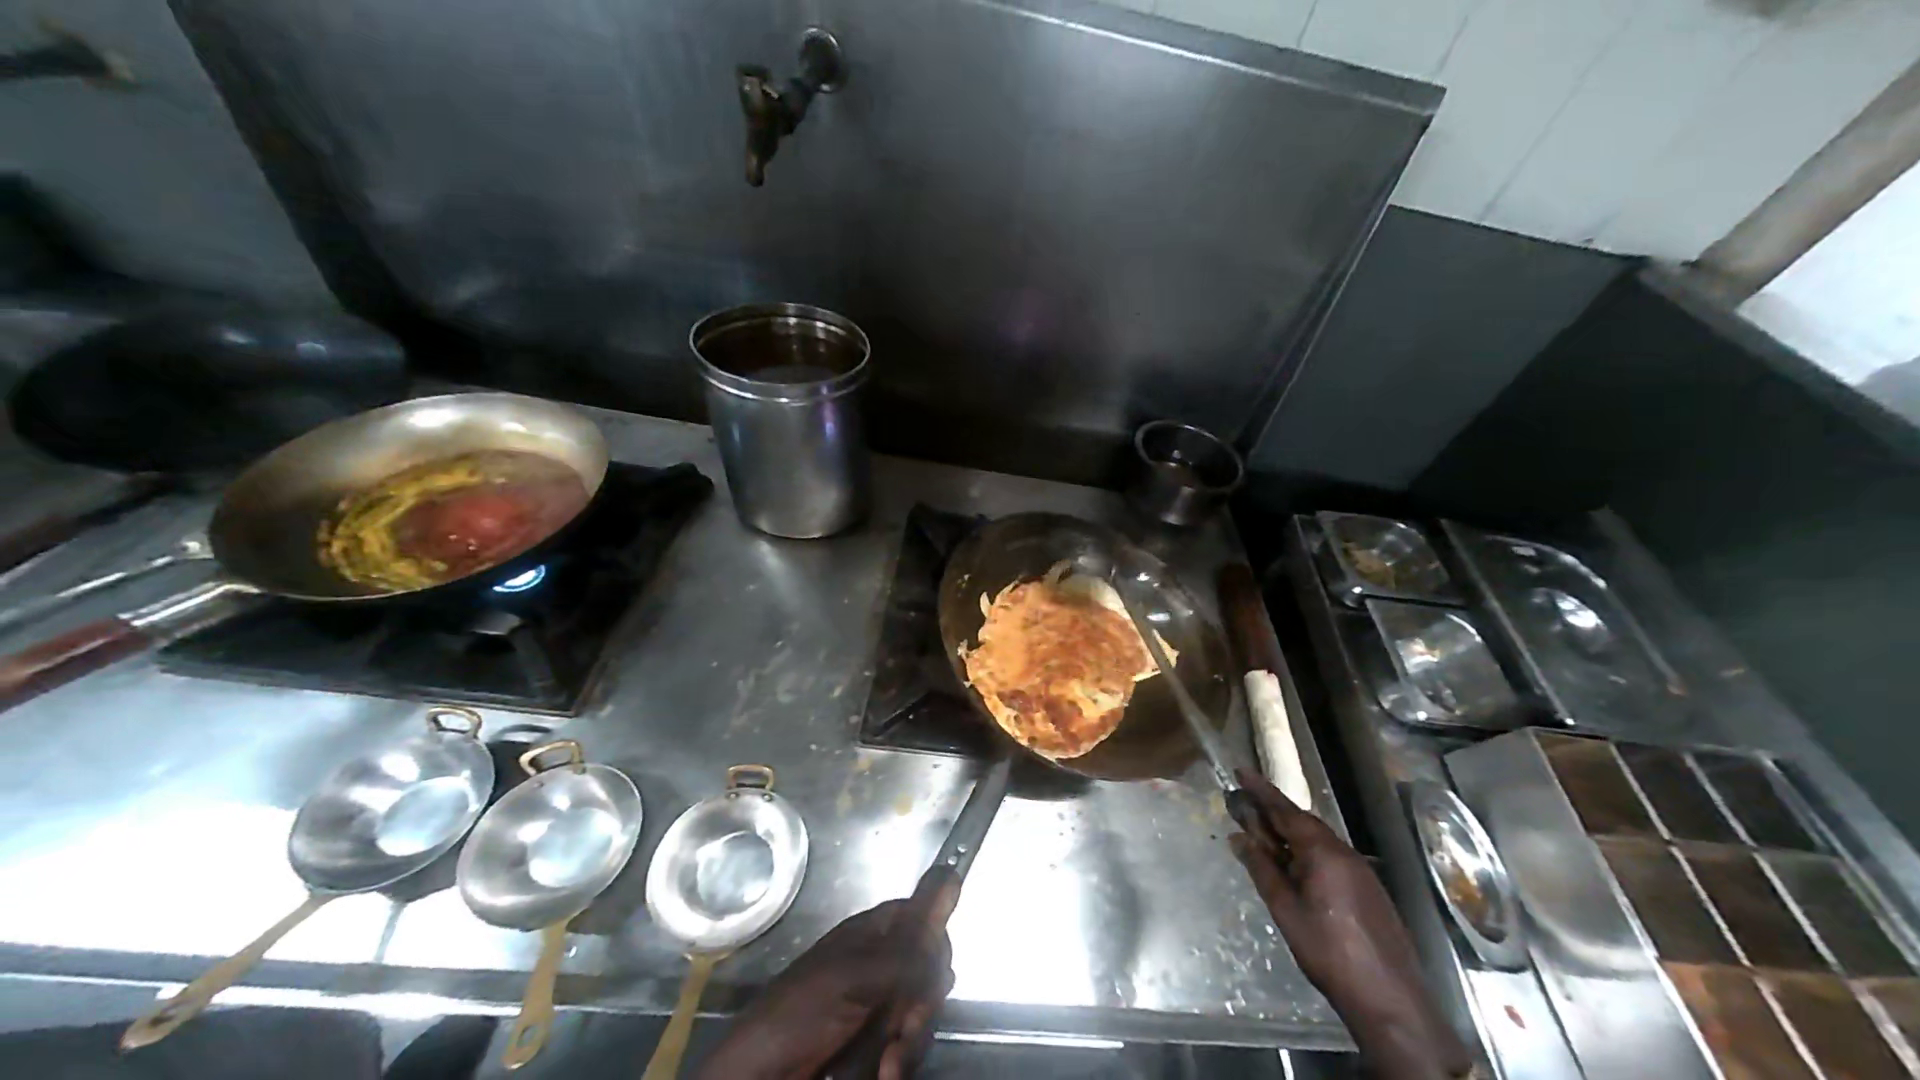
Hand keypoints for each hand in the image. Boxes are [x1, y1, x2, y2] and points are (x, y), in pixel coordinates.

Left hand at [693, 899, 953, 1079]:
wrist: (759, 1077)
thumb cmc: (796, 1015)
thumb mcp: (853, 976)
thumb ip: (906, 944)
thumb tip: (950, 879)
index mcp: (872, 934)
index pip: (922, 917)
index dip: (934, 940)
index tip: (933, 970)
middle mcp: (881, 965)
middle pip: (930, 971)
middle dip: (922, 1005)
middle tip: (903, 1026)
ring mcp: (879, 1006)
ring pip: (923, 1013)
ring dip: (910, 1043)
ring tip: (884, 1066)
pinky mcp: (877, 1044)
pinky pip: (910, 1046)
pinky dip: (900, 1063)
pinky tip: (882, 1073)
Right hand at [1229, 769, 1472, 1079]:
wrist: (1390, 998)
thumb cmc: (1328, 951)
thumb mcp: (1285, 910)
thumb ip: (1261, 869)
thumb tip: (1238, 838)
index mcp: (1323, 852)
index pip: (1285, 811)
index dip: (1261, 790)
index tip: (1241, 770)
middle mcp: (1344, 852)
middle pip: (1303, 822)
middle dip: (1273, 812)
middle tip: (1244, 805)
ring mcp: (1360, 870)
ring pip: (1317, 840)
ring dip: (1289, 833)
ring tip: (1263, 835)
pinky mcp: (1368, 888)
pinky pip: (1330, 856)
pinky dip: (1306, 852)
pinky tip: (1293, 866)